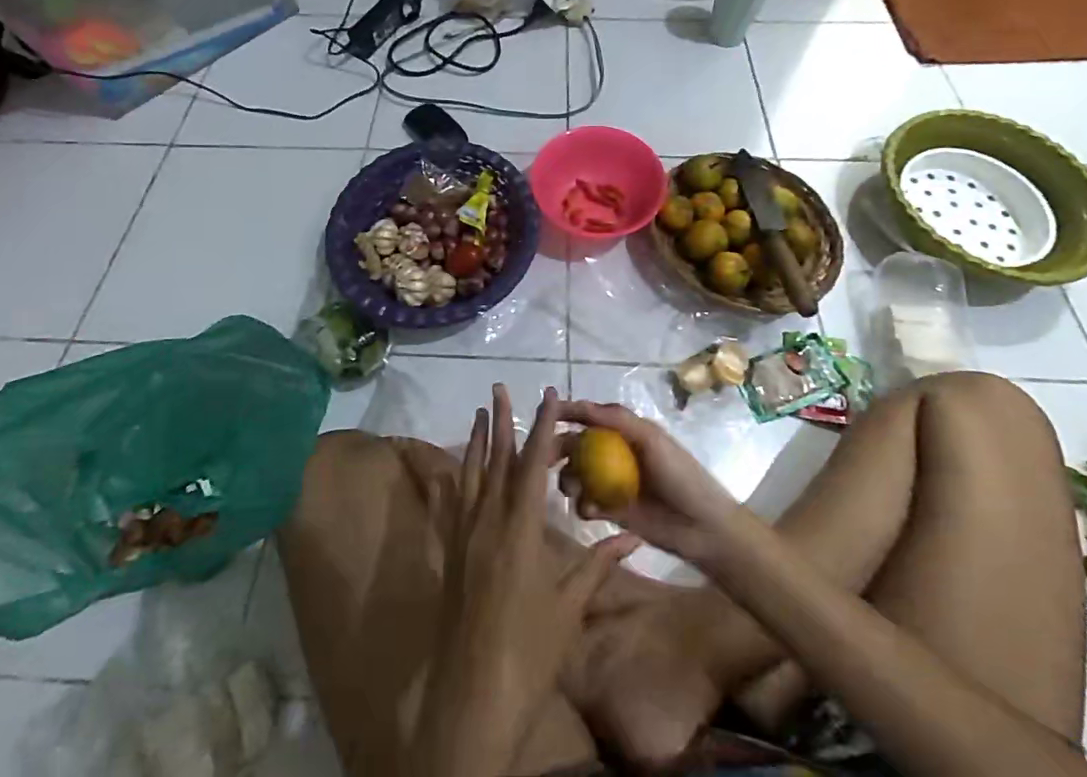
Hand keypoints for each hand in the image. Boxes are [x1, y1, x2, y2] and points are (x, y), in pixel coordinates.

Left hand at [413, 386, 639, 776]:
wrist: (472, 699)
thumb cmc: (528, 652)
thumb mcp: (568, 608)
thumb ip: (598, 564)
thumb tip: (633, 536)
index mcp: (518, 535)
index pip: (531, 468)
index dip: (541, 429)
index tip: (548, 396)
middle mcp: (486, 528)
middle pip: (494, 464)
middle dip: (500, 423)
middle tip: (500, 388)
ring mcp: (464, 542)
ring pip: (469, 480)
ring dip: (475, 443)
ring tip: (479, 413)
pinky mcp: (453, 557)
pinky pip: (455, 505)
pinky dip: (458, 477)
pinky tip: (457, 466)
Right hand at [556, 401, 745, 566]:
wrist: (701, 526)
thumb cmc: (681, 476)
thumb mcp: (652, 440)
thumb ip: (618, 420)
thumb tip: (581, 403)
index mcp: (628, 433)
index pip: (592, 417)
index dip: (568, 413)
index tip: (544, 415)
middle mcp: (617, 455)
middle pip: (578, 446)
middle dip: (559, 449)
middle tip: (544, 461)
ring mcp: (613, 484)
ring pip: (577, 476)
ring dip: (569, 479)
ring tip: (574, 490)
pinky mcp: (612, 512)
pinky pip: (586, 505)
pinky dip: (582, 505)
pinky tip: (590, 511)